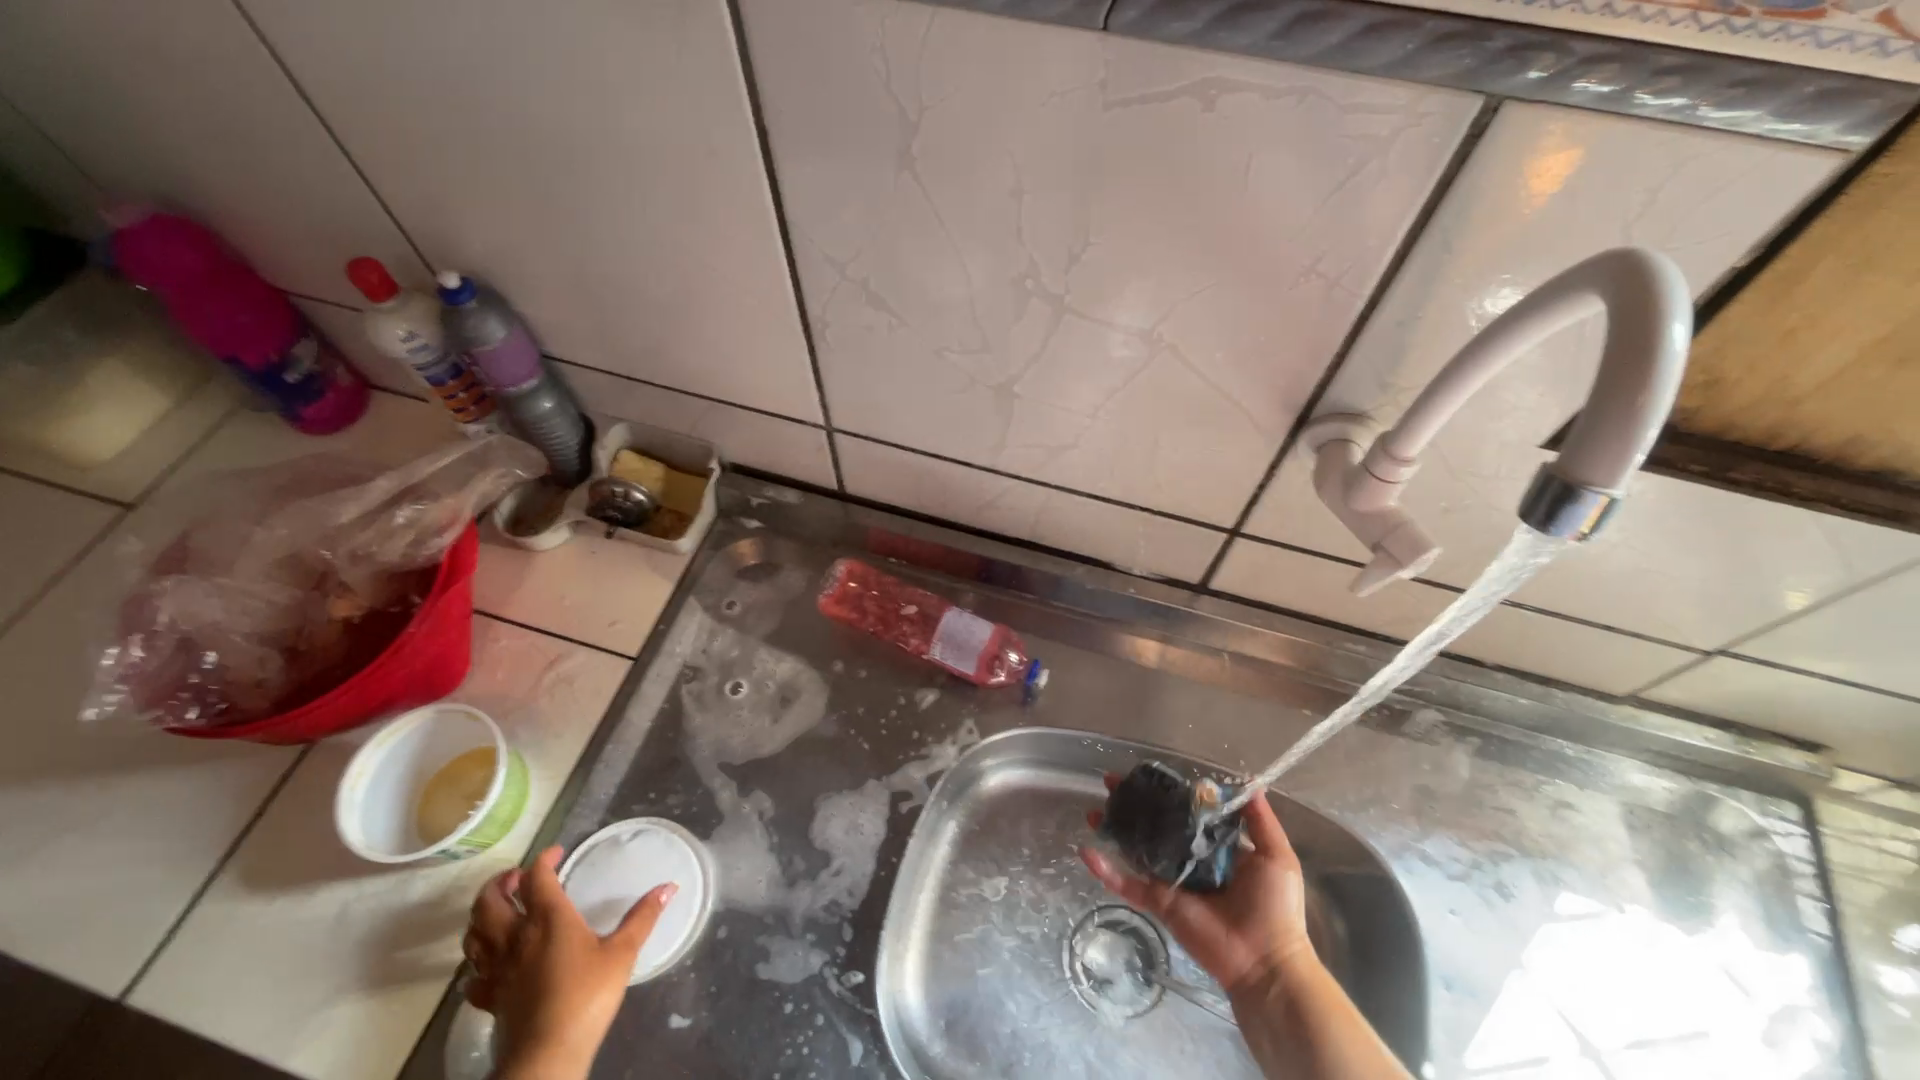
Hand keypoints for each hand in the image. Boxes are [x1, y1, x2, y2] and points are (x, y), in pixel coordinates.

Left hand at [465, 845, 678, 1078]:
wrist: (547, 1051)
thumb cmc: (587, 995)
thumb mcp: (622, 953)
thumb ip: (643, 918)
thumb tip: (669, 886)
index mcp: (547, 918)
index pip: (536, 877)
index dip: (544, 859)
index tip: (557, 853)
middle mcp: (515, 936)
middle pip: (489, 900)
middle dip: (499, 882)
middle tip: (516, 878)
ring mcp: (496, 968)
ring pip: (474, 933)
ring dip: (482, 916)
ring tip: (499, 911)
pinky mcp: (488, 996)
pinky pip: (473, 974)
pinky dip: (478, 962)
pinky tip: (490, 964)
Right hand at [1080, 778, 1313, 996]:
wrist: (1265, 960)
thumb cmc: (1274, 906)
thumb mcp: (1275, 855)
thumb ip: (1260, 820)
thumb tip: (1248, 781)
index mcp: (1217, 848)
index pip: (1187, 813)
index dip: (1167, 792)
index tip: (1149, 774)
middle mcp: (1190, 860)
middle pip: (1155, 826)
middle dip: (1132, 805)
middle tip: (1110, 783)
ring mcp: (1171, 881)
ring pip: (1136, 849)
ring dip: (1113, 830)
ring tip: (1093, 811)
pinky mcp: (1159, 901)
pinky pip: (1127, 884)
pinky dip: (1105, 870)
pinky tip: (1086, 851)